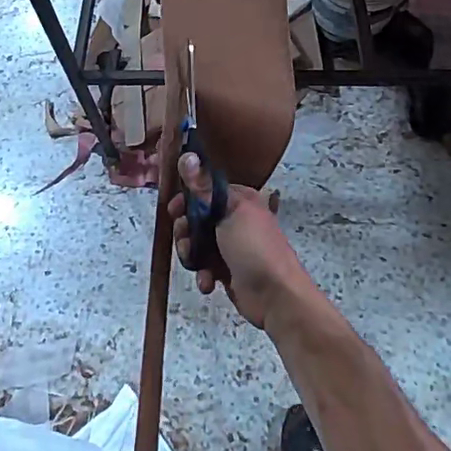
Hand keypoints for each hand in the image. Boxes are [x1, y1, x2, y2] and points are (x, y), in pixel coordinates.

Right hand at [169, 152, 316, 328]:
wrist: (276, 295)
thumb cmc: (254, 248)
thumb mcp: (228, 212)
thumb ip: (203, 188)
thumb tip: (188, 154)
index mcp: (239, 200)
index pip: (205, 191)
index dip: (187, 200)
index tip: (174, 210)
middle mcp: (235, 219)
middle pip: (196, 219)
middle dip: (186, 231)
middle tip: (185, 240)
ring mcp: (231, 246)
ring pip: (197, 244)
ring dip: (192, 255)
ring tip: (198, 266)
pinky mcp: (228, 271)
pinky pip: (205, 267)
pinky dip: (204, 275)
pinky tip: (209, 283)